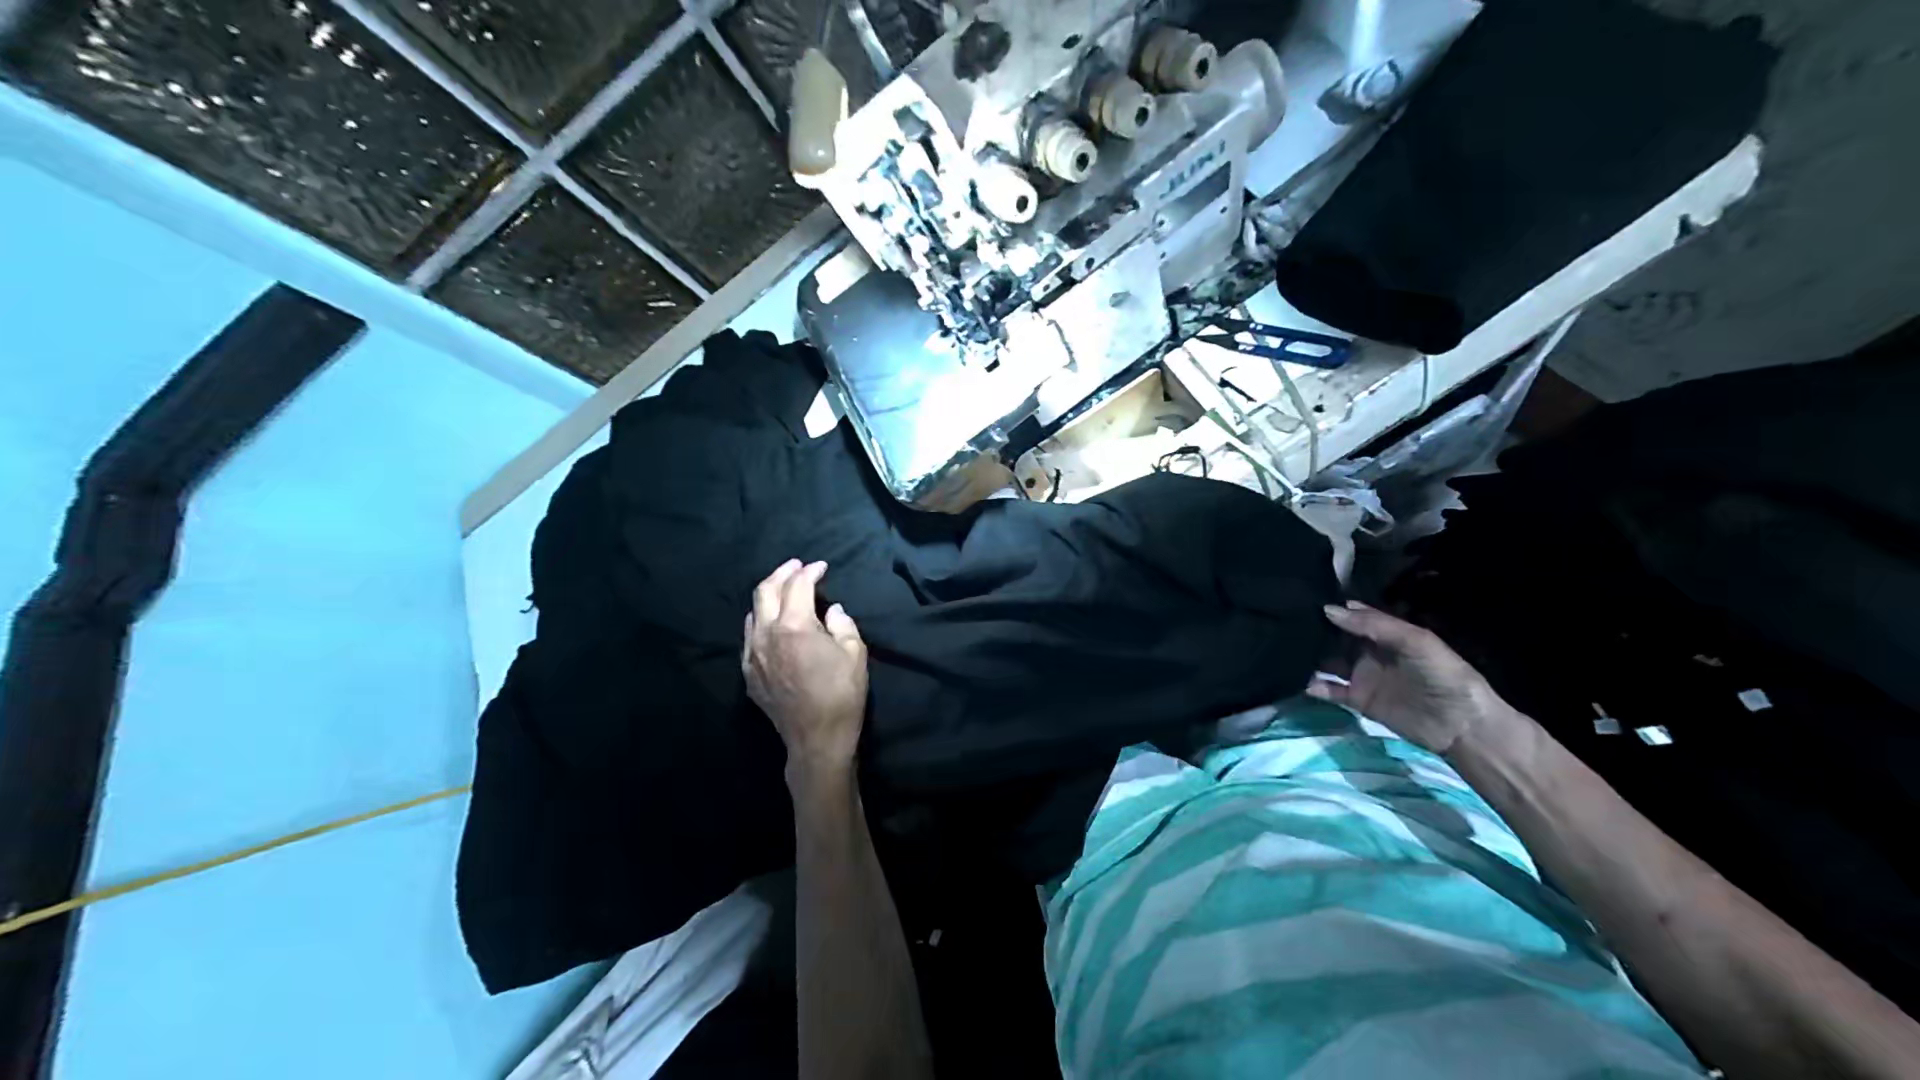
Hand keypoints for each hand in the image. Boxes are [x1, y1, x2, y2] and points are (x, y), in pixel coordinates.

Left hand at [743, 559, 868, 779]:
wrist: (817, 740)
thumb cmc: (842, 695)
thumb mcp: (854, 653)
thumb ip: (842, 624)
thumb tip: (831, 610)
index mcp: (794, 626)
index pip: (798, 585)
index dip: (810, 571)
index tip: (822, 567)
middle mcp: (766, 634)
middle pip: (766, 590)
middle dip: (782, 573)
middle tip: (797, 567)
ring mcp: (752, 654)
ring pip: (753, 612)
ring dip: (768, 595)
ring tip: (783, 590)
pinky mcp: (748, 672)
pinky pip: (749, 636)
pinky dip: (760, 620)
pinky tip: (771, 623)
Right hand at [1306, 601, 1514, 755]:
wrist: (1462, 724)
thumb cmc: (1443, 674)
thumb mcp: (1415, 640)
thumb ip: (1373, 624)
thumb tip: (1328, 610)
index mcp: (1386, 634)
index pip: (1353, 615)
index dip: (1332, 608)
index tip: (1302, 598)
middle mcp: (1370, 652)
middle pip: (1336, 637)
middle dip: (1315, 630)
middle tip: (1286, 621)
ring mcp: (1362, 677)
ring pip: (1328, 662)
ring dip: (1310, 657)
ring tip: (1286, 649)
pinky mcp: (1358, 701)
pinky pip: (1330, 691)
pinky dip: (1314, 686)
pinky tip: (1301, 681)